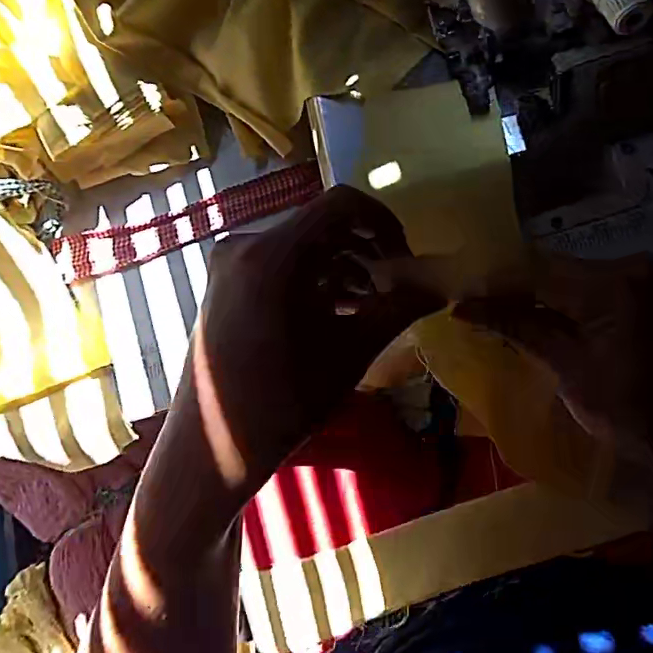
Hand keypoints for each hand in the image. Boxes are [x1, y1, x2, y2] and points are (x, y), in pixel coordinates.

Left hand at [185, 185, 442, 497]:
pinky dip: (314, 277)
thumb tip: (441, 285)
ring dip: (343, 267)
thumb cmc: (282, 403)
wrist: (211, 448)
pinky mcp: (226, 279)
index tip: (404, 258)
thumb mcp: (350, 352)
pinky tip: (340, 310)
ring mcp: (231, 261)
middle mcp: (245, 244)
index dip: (383, 222)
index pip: (341, 204)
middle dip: (366, 251)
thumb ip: (399, 308)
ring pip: (304, 244)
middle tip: (394, 290)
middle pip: (323, 225)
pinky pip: (282, 261)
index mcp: (272, 255)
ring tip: (372, 306)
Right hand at [451, 252, 652, 467]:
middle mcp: (627, 266)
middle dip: (511, 286)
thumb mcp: (567, 368)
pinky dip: (558, 296)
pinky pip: (586, 283)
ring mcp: (638, 273)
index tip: (461, 298)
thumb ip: (519, 327)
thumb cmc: (629, 409)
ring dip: (532, 290)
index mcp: (610, 286)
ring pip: (567, 273)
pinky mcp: (640, 286)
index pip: (536, 273)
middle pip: (552, 268)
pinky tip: (530, 309)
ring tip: (494, 305)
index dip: (494, 286)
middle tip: (473, 301)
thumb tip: (466, 309)